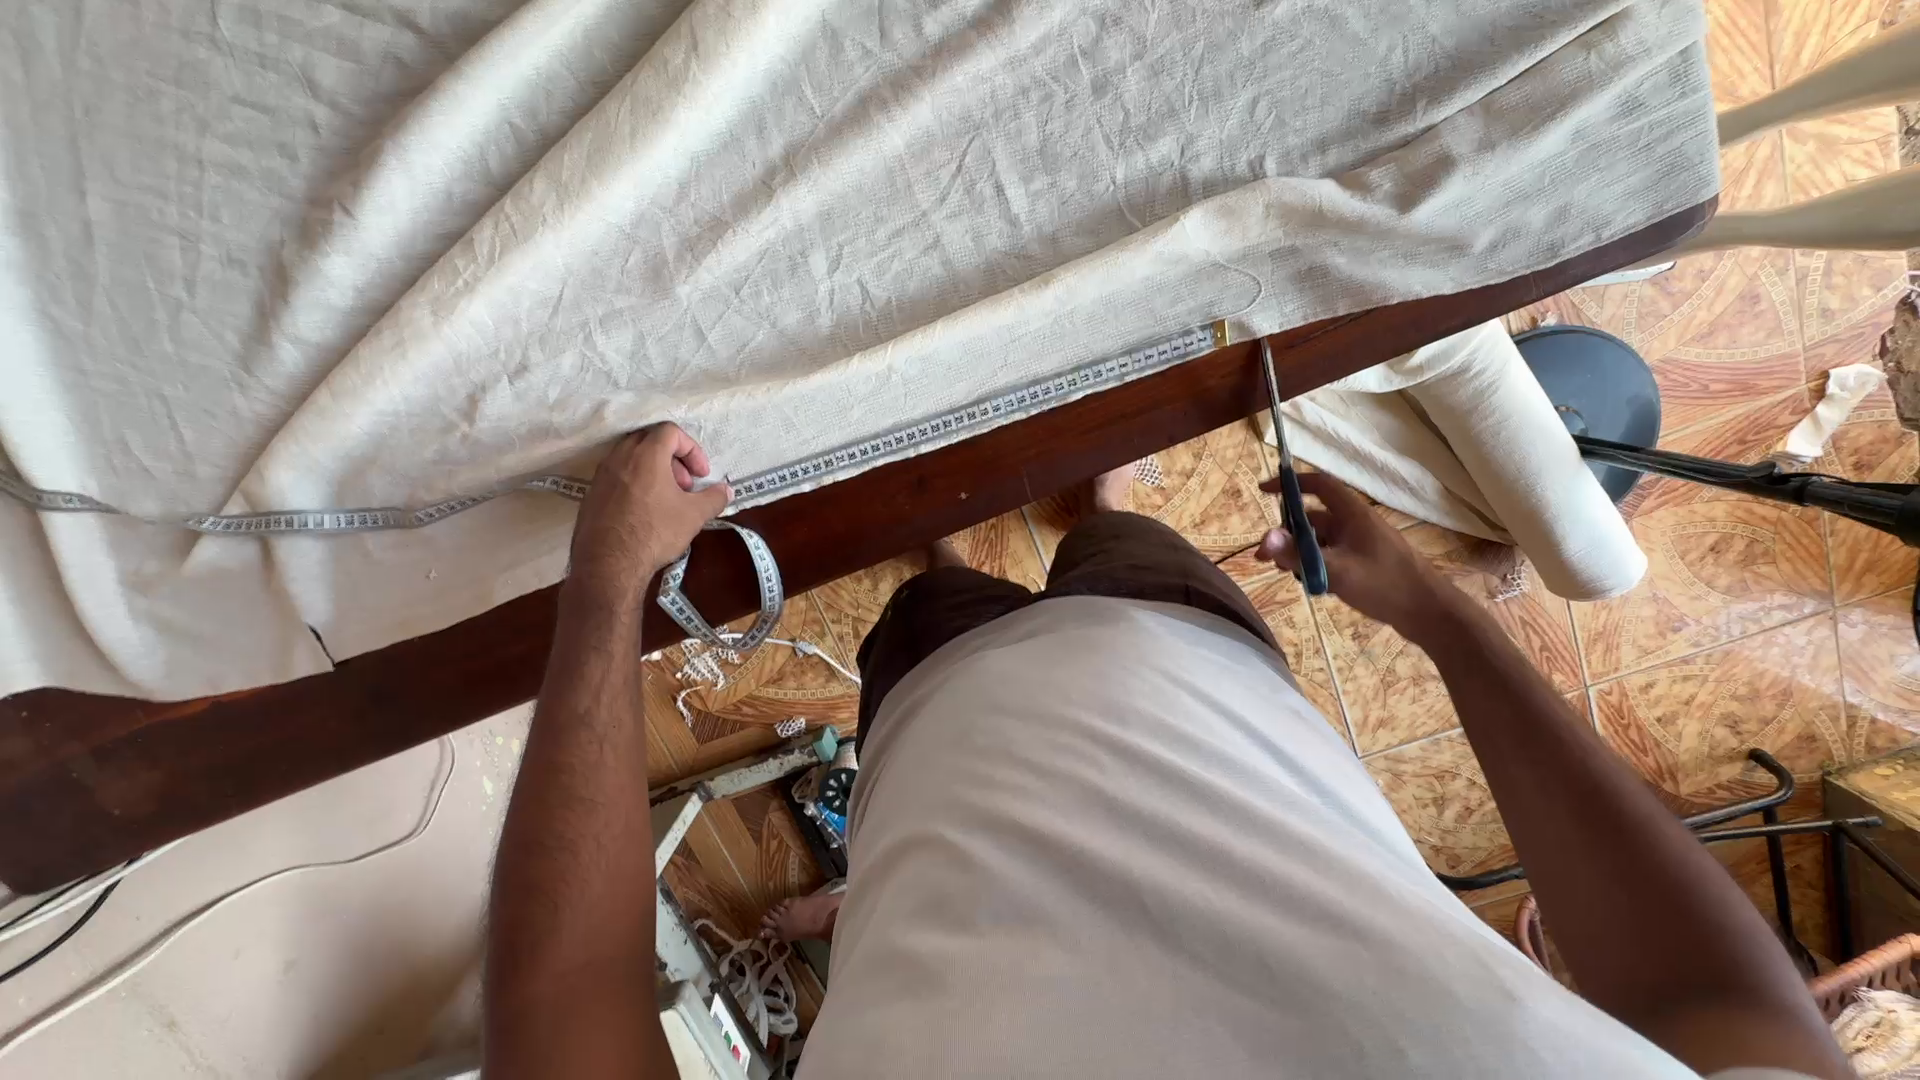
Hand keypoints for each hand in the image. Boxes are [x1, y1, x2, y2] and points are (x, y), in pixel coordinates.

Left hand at [568, 423, 731, 594]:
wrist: (608, 564)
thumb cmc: (655, 532)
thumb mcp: (694, 515)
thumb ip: (714, 498)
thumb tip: (727, 490)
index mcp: (646, 455)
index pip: (670, 431)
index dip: (692, 449)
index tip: (701, 474)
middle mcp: (620, 457)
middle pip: (649, 440)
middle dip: (673, 457)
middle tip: (684, 484)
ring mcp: (601, 475)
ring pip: (631, 457)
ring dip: (653, 470)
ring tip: (666, 499)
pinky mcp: (591, 494)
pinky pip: (617, 476)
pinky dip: (635, 482)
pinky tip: (645, 511)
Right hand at [1257, 471, 1463, 641]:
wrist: (1431, 614)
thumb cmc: (1386, 585)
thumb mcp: (1337, 571)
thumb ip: (1298, 556)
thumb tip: (1264, 538)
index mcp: (1354, 515)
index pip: (1319, 485)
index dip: (1290, 483)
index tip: (1264, 491)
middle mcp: (1356, 524)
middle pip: (1312, 518)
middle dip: (1286, 534)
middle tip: (1264, 557)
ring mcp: (1361, 544)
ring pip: (1320, 540)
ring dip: (1299, 553)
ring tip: (1285, 573)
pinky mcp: (1365, 563)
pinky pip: (1331, 556)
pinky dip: (1316, 565)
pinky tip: (1311, 585)